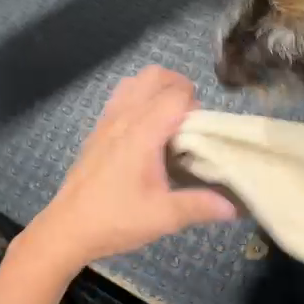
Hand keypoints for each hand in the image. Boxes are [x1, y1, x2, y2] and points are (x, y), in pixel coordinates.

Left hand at [21, 66, 237, 269]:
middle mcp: (124, 116)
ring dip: (156, 89)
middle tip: (189, 121)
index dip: (195, 105)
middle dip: (179, 88)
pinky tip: (145, 132)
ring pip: (136, 81)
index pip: (176, 93)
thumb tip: (235, 207)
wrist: (67, 228)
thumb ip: (200, 205)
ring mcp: (107, 119)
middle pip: (155, 76)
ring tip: (168, 121)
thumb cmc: (116, 219)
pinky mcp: (97, 128)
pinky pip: (121, 96)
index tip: (201, 132)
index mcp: (143, 131)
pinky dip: (138, 99)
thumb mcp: (163, 217)